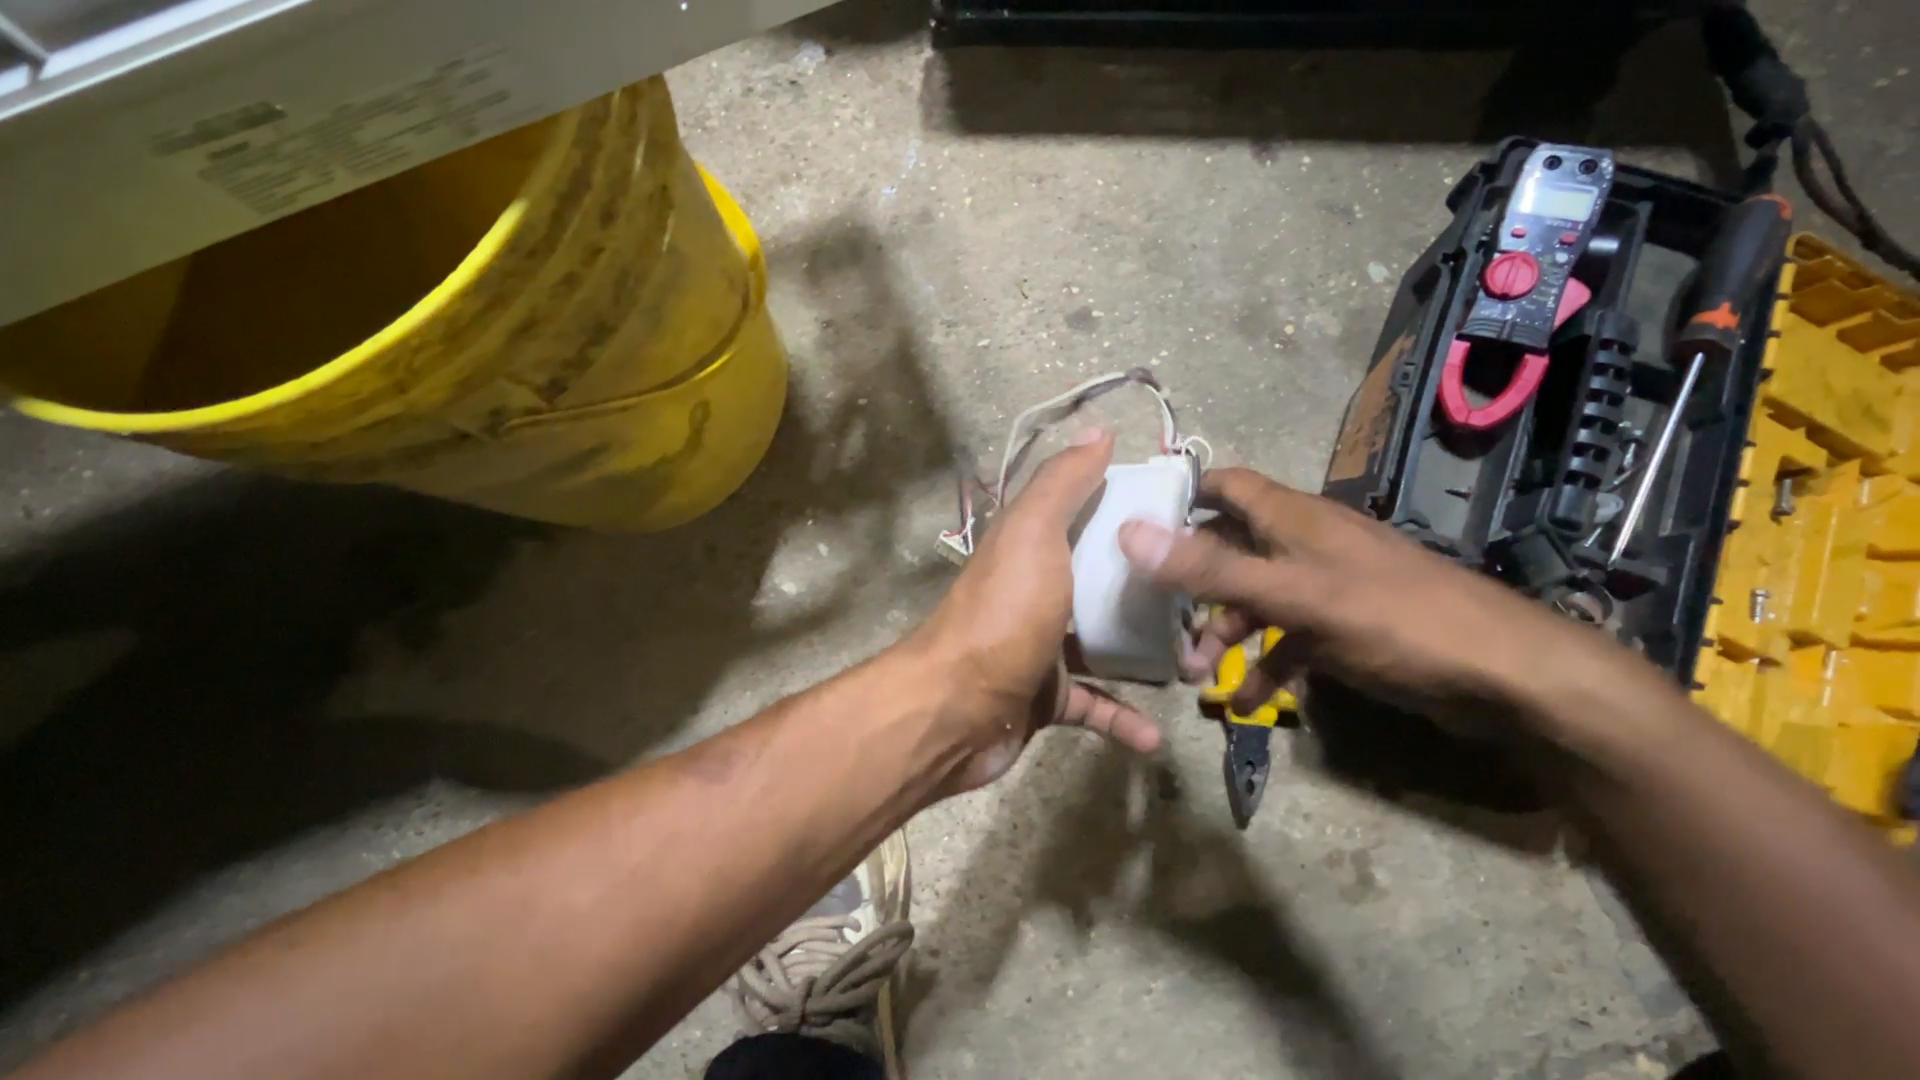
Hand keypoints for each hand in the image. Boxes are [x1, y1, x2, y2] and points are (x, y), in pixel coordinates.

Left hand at [907, 431, 1161, 793]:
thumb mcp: (1033, 534)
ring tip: (1194, 665)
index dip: (1129, 510)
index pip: (1085, 516)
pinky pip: (1092, 707)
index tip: (1185, 515)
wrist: (952, 710)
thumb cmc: (1002, 616)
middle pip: (1101, 583)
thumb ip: (1063, 484)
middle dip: (1151, 591)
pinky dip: (1122, 720)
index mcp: (1031, 548)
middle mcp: (1034, 593)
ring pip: (1103, 646)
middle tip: (1205, 600)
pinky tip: (1155, 736)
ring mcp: (1038, 649)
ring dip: (1146, 656)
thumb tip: (1100, 432)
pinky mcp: (1044, 700)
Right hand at [1117, 468, 1633, 736]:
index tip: (1132, 527)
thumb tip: (1129, 533)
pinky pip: (1289, 640)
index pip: (1225, 485)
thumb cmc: (1393, 619)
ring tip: (1196, 675)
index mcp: (1294, 518)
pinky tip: (1249, 704)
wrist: (1502, 675)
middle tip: (1156, 624)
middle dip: (1191, 585)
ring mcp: (1327, 587)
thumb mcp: (1293, 593)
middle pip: (1231, 549)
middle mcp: (1306, 543)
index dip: (1180, 497)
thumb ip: (1212, 569)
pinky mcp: (1345, 629)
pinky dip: (1265, 666)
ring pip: (1256, 599)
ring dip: (1223, 634)